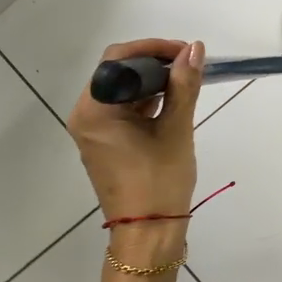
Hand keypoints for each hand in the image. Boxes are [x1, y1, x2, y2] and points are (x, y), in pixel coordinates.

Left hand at [68, 39, 204, 224]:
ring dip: (154, 84)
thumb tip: (195, 49)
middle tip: (189, 67)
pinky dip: (148, 103)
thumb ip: (184, 86)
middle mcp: (86, 116)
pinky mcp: (107, 144)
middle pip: (118, 73)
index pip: (118, 60)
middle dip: (155, 65)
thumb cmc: (159, 181)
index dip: (153, 49)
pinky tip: (174, 105)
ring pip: (123, 92)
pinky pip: (125, 112)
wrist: (149, 232)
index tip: (186, 53)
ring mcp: (95, 132)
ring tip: (187, 85)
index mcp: (94, 110)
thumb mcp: (175, 130)